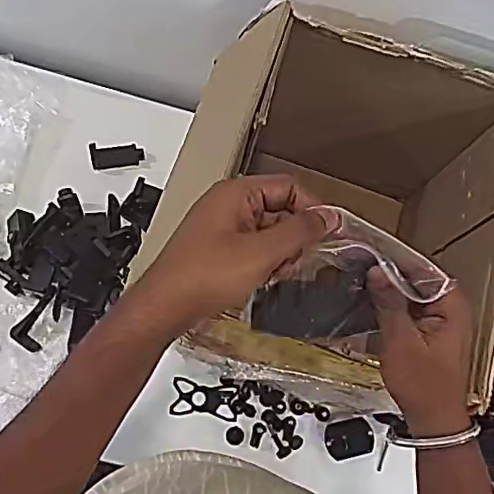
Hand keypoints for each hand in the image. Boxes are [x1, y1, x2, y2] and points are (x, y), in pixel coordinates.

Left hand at [122, 175, 332, 338]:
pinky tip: (259, 279)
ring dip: (279, 254)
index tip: (327, 232)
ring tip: (271, 272)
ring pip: (269, 233)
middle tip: (293, 260)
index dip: (312, 209)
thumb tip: (327, 217)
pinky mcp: (219, 250)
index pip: (289, 187)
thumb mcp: (262, 253)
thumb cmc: (200, 278)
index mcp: (236, 193)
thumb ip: (300, 232)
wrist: (166, 307)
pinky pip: (255, 249)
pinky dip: (264, 263)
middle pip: (281, 210)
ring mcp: (222, 228)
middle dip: (293, 237)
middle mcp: (228, 205)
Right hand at [370, 268, 474, 435]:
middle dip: (389, 274)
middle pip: (417, 279)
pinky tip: (374, 308)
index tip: (372, 253)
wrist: (433, 420)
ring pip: (411, 295)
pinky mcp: (431, 332)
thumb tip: (379, 274)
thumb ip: (389, 304)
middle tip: (362, 266)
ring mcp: (442, 321)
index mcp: (452, 306)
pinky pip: (410, 310)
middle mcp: (451, 310)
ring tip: (364, 285)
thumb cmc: (426, 389)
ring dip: (389, 292)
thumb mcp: (401, 342)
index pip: (423, 269)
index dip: (395, 260)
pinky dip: (392, 308)